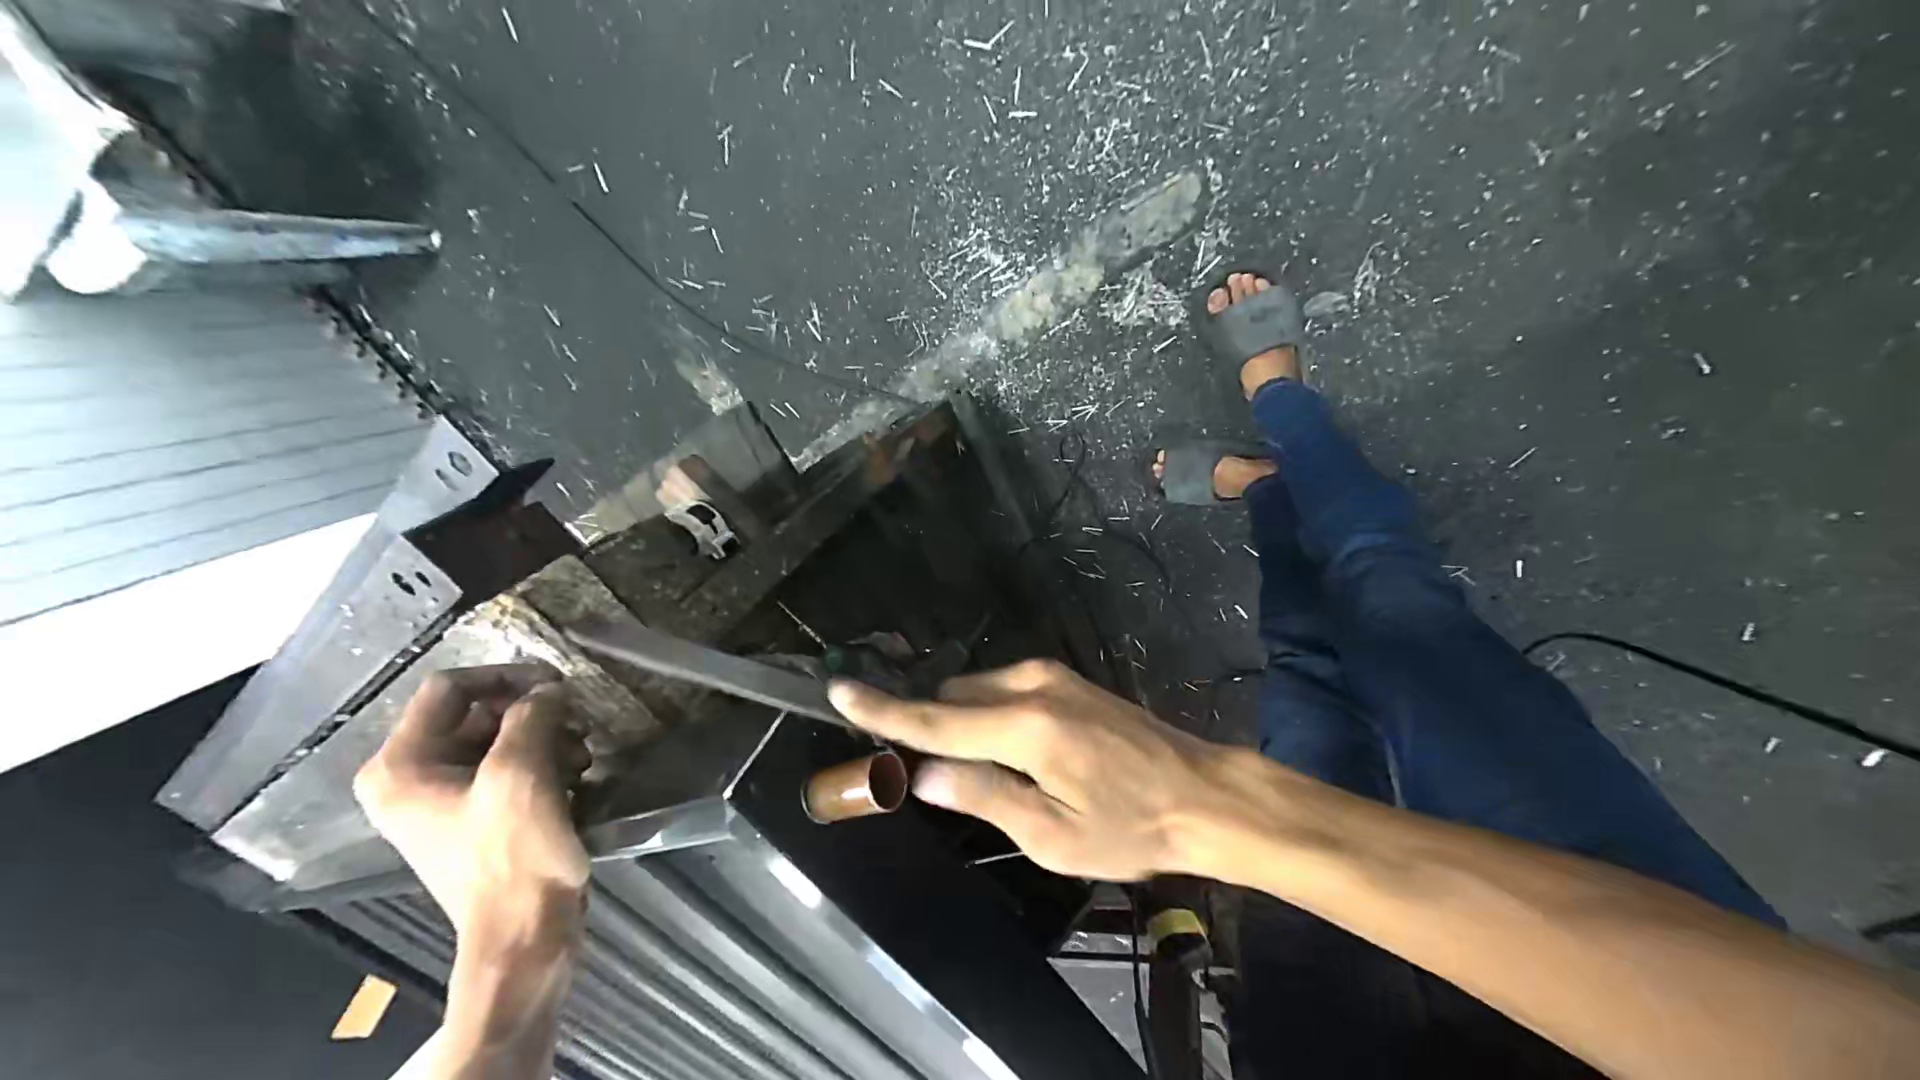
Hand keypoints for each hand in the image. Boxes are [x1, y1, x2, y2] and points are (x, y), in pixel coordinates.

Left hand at [355, 664, 591, 940]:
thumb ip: (533, 715)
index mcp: (400, 767)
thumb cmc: (512, 854)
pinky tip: (575, 776)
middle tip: (577, 725)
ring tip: (582, 757)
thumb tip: (550, 689)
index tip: (558, 686)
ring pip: (502, 736)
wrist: (525, 931)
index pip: (450, 687)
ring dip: (548, 738)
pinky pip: (511, 765)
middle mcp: (412, 777)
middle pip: (479, 712)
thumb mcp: (521, 772)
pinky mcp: (479, 813)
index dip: (506, 676)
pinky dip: (546, 761)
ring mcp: (446, 797)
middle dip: (534, 714)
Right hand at [828, 659, 1238, 880]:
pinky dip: (986, 714)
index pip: (934, 720)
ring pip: (975, 692)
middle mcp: (1030, 686)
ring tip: (980, 771)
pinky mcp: (1063, 678)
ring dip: (960, 722)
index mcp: (1024, 727)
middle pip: (951, 700)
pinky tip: (1009, 751)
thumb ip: (982, 795)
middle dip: (929, 727)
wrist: (1200, 792)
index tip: (839, 691)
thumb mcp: (1052, 835)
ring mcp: (1049, 675)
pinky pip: (1001, 689)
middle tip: (925, 773)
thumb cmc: (1130, 827)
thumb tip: (921, 775)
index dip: (882, 710)